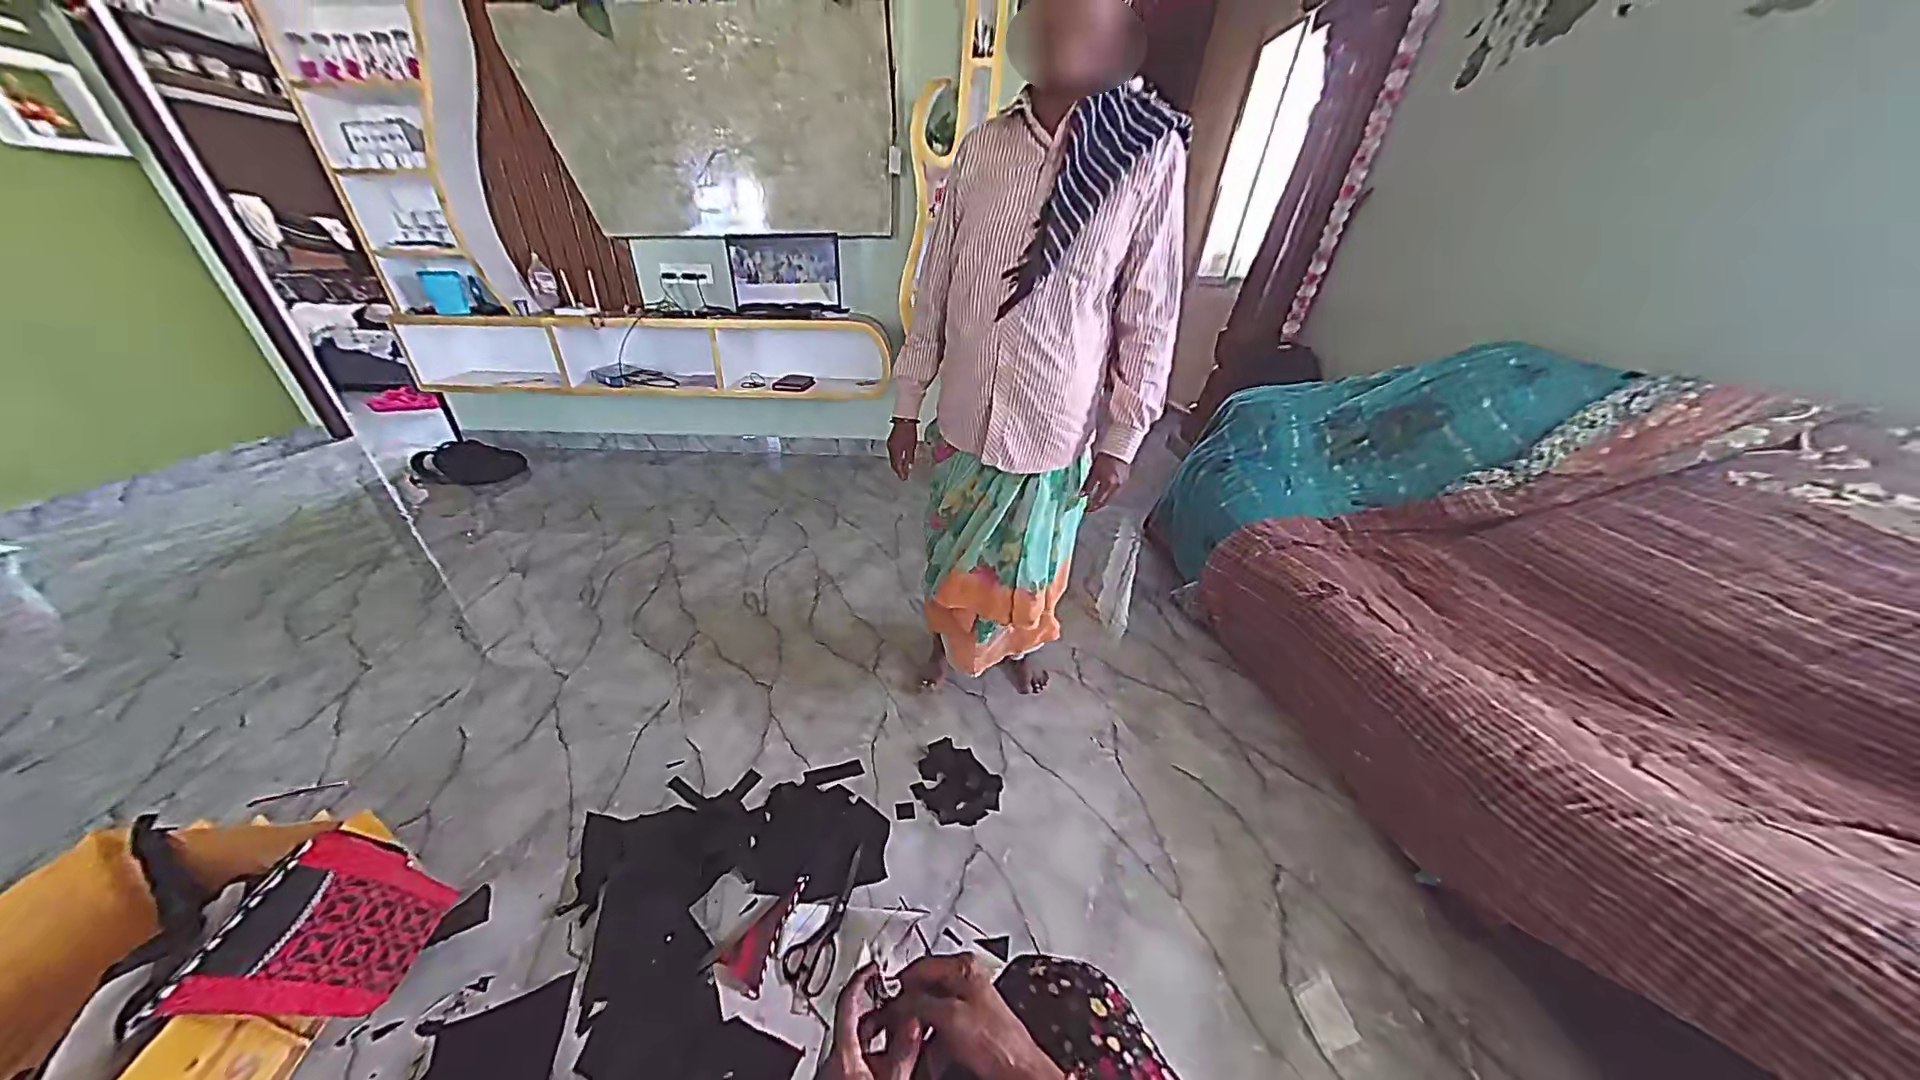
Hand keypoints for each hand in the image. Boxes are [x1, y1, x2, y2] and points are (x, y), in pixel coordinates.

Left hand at [817, 964, 923, 1079]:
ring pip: (859, 1041)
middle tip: (901, 1001)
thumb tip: (914, 1021)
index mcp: (841, 1054)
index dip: (861, 978)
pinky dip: (877, 1051)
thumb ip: (902, 1051)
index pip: (847, 1001)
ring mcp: (836, 1073)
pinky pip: (860, 1058)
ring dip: (882, 1032)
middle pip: (857, 1020)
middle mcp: (833, 1061)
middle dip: (882, 1009)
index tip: (873, 966)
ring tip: (906, 1032)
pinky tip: (895, 1059)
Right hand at [865, 954, 1061, 1079]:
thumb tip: (898, 999)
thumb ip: (920, 1002)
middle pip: (925, 987)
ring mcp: (968, 1002)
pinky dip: (930, 1038)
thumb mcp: (949, 1017)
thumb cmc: (996, 1042)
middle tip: (894, 1024)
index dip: (900, 983)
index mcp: (964, 966)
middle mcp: (967, 979)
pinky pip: (941, 1026)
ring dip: (918, 1026)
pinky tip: (928, 1053)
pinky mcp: (970, 1024)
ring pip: (931, 1008)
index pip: (921, 965)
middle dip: (909, 1008)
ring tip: (910, 1041)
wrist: (1018, 1070)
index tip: (885, 1000)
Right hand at [888, 421, 918, 480]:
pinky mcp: (891, 442)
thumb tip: (909, 466)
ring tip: (902, 469)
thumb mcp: (911, 446)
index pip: (896, 465)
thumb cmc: (909, 432)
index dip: (900, 473)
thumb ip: (909, 457)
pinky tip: (900, 460)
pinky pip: (892, 453)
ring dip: (897, 464)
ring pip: (892, 458)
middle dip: (898, 470)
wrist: (904, 420)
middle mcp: (890, 449)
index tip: (904, 478)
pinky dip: (896, 458)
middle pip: (893, 463)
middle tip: (902, 476)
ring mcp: (890, 445)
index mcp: (895, 451)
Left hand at [1080, 453, 1130, 512]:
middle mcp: (1116, 487)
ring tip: (1096, 503)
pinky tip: (1104, 495)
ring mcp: (1122, 484)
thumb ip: (1088, 484)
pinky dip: (1109, 495)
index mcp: (1108, 484)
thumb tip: (1081, 495)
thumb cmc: (1104, 458)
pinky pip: (1116, 492)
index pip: (1099, 499)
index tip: (1086, 510)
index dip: (1092, 506)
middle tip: (1090, 509)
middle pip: (1106, 500)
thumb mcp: (1094, 471)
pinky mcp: (1125, 480)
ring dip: (1103, 501)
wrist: (1119, 448)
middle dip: (1098, 506)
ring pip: (1111, 497)